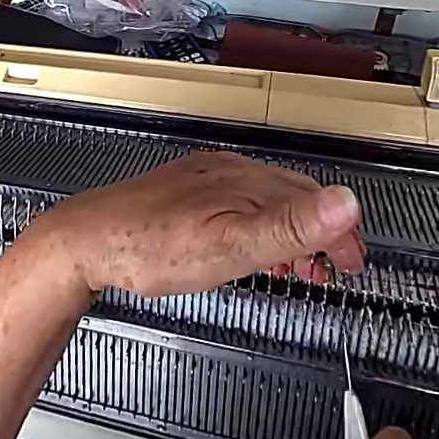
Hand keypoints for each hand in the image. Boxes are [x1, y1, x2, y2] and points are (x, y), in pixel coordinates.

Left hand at [23, 151, 364, 296]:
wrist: (85, 242)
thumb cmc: (149, 247)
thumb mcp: (229, 246)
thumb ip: (290, 227)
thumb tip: (346, 203)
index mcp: (246, 182)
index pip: (314, 200)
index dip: (340, 232)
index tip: (353, 262)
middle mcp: (230, 173)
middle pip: (295, 197)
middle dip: (321, 232)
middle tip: (335, 265)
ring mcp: (207, 181)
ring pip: (267, 201)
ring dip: (292, 231)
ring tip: (299, 265)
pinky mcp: (188, 193)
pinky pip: (239, 203)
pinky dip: (261, 226)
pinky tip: (252, 244)